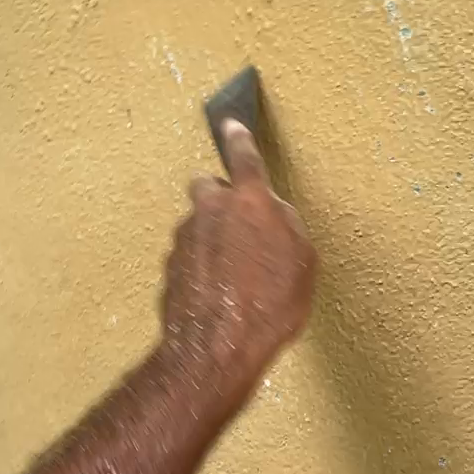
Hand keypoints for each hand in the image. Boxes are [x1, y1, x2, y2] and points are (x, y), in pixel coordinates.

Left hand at [158, 120, 316, 403]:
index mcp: (248, 202)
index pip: (245, 158)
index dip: (241, 139)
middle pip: (209, 188)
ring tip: (237, 278)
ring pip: (198, 226)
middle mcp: (210, 211)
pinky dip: (203, 269)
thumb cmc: (270, 304)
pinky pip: (190, 258)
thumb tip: (273, 216)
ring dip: (213, 241)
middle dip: (222, 200)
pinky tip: (221, 296)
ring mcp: (184, 240)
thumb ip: (286, 227)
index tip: (232, 125)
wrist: (217, 348)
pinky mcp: (170, 269)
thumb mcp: (303, 262)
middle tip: (243, 228)